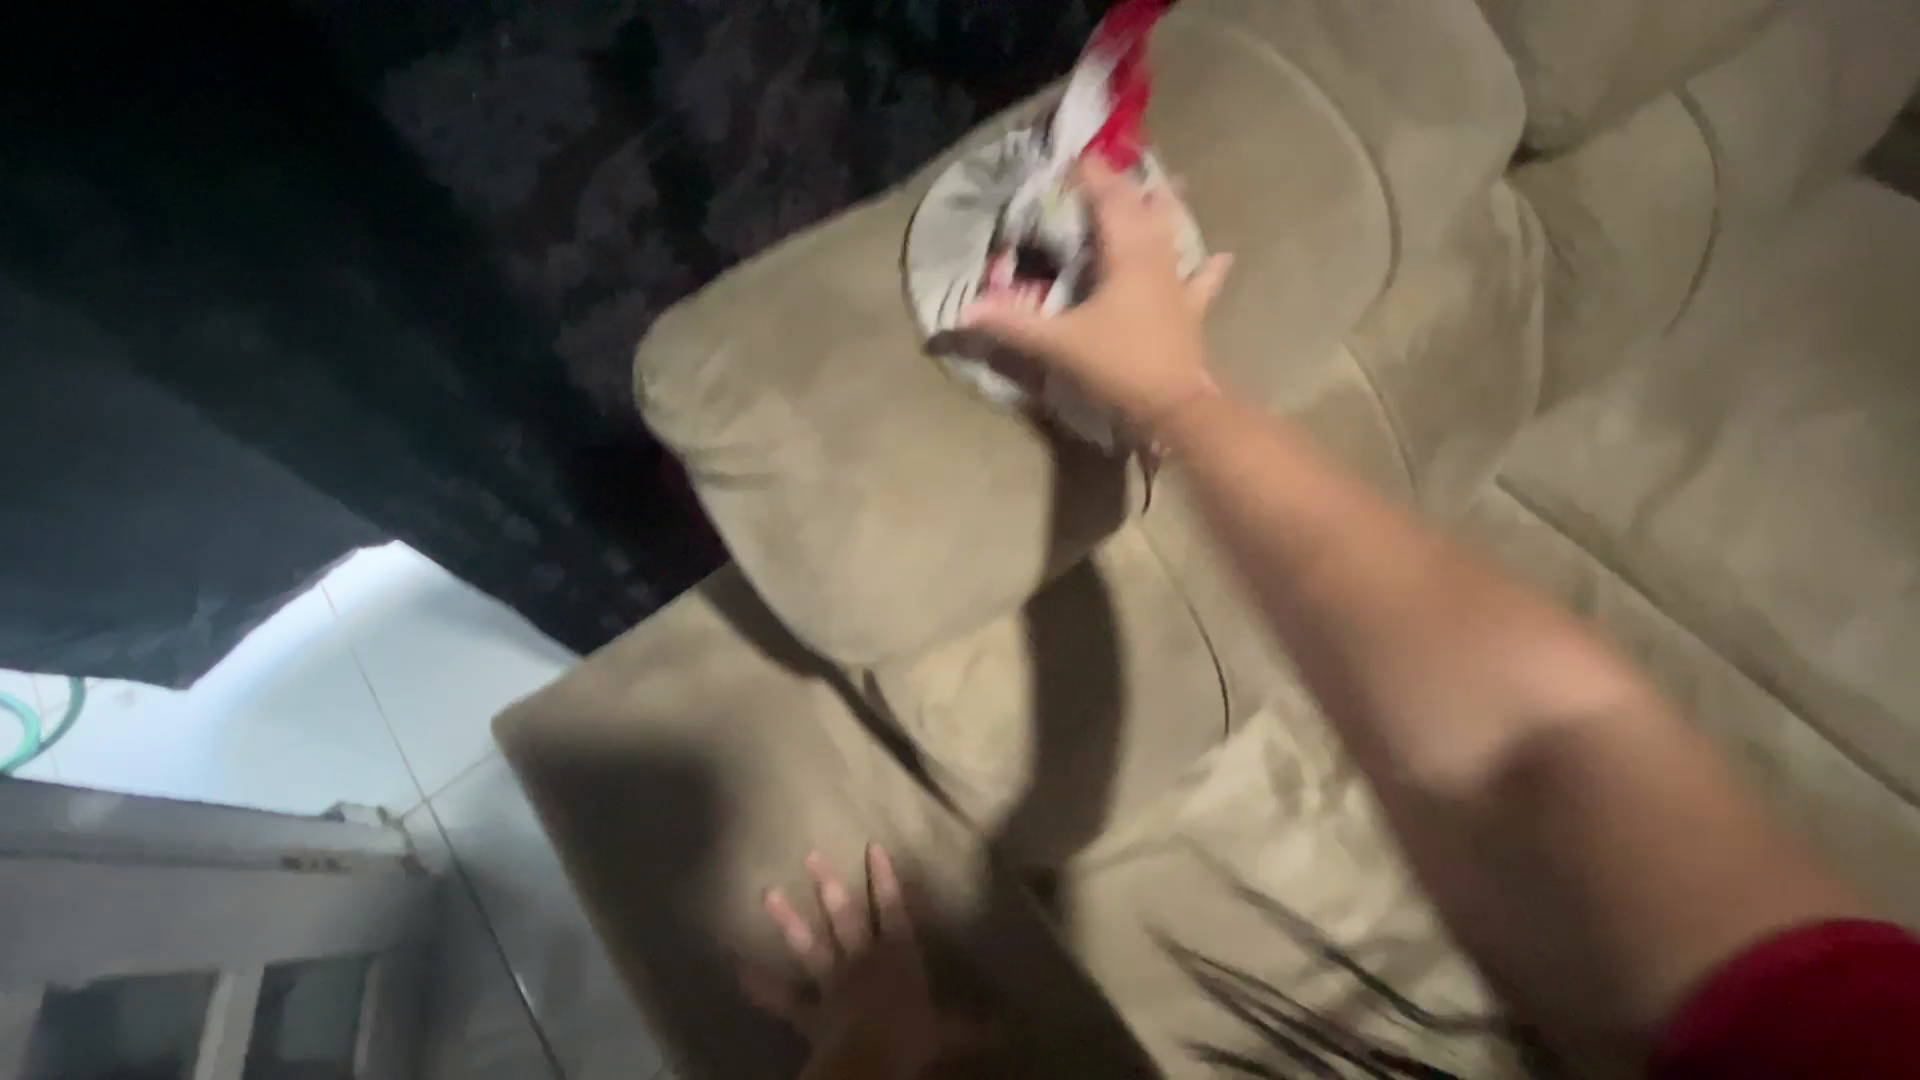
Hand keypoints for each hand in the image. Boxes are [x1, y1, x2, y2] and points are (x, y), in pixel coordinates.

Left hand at [743, 845, 987, 1078]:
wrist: (870, 1062)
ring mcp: (831, 983)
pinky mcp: (809, 1012)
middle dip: (828, 884)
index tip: (872, 844)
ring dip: (788, 920)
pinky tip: (738, 969)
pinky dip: (761, 985)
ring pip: (809, 945)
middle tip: (810, 854)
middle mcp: (861, 959)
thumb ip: (975, 1026)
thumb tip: (1012, 1026)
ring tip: (767, 893)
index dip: (884, 876)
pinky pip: (783, 998)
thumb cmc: (912, 1038)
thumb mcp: (951, 1033)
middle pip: (844, 915)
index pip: (893, 908)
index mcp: (897, 955)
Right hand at [963, 158, 1233, 433]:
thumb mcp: (1058, 344)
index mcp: (1125, 254)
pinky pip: (1201, 281)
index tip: (1073, 160)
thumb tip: (965, 310)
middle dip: (1125, 186)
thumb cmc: (1117, 365)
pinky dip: (1208, 268)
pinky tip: (1220, 257)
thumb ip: (1013, 324)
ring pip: (1173, 235)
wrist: (1174, 406)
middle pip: (1142, 209)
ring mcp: (1178, 283)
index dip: (1090, 177)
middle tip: (1112, 168)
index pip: (1107, 200)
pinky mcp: (1191, 311)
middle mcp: (1156, 258)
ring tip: (1167, 185)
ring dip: (1166, 210)